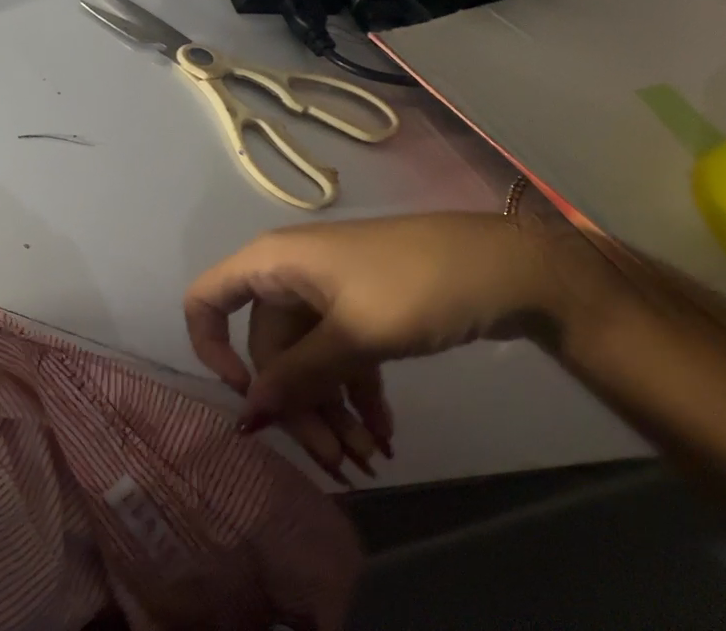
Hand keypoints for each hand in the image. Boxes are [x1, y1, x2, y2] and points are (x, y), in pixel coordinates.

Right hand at [184, 213, 609, 480]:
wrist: (519, 267)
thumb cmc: (420, 285)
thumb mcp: (358, 334)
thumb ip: (300, 375)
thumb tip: (251, 413)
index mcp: (270, 265)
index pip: (206, 301)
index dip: (211, 348)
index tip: (247, 395)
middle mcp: (287, 277)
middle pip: (268, 348)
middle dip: (297, 404)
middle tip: (334, 460)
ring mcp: (325, 294)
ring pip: (307, 359)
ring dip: (330, 409)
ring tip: (367, 460)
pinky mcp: (361, 310)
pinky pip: (340, 356)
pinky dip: (355, 394)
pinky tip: (382, 435)